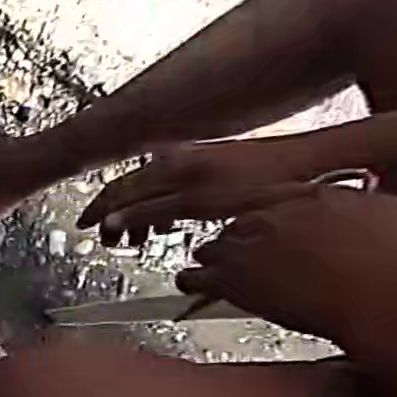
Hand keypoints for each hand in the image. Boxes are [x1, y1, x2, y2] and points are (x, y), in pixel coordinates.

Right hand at [77, 139, 320, 245]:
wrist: (313, 160)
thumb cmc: (258, 182)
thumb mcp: (196, 204)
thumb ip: (149, 213)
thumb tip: (111, 222)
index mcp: (165, 168)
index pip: (115, 191)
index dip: (97, 211)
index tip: (83, 226)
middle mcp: (175, 159)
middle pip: (130, 190)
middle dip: (117, 215)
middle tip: (112, 238)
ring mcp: (195, 159)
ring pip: (151, 190)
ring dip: (141, 214)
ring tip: (143, 236)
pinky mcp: (213, 164)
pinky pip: (172, 188)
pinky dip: (163, 207)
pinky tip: (173, 221)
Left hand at [175, 187, 396, 346]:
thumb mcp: (395, 222)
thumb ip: (352, 218)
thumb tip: (333, 228)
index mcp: (324, 194)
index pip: (274, 199)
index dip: (271, 221)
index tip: (273, 235)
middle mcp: (278, 214)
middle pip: (237, 224)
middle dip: (244, 243)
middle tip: (255, 263)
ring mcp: (248, 244)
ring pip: (210, 248)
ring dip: (217, 262)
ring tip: (230, 279)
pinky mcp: (229, 278)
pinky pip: (191, 278)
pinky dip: (195, 283)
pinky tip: (204, 292)